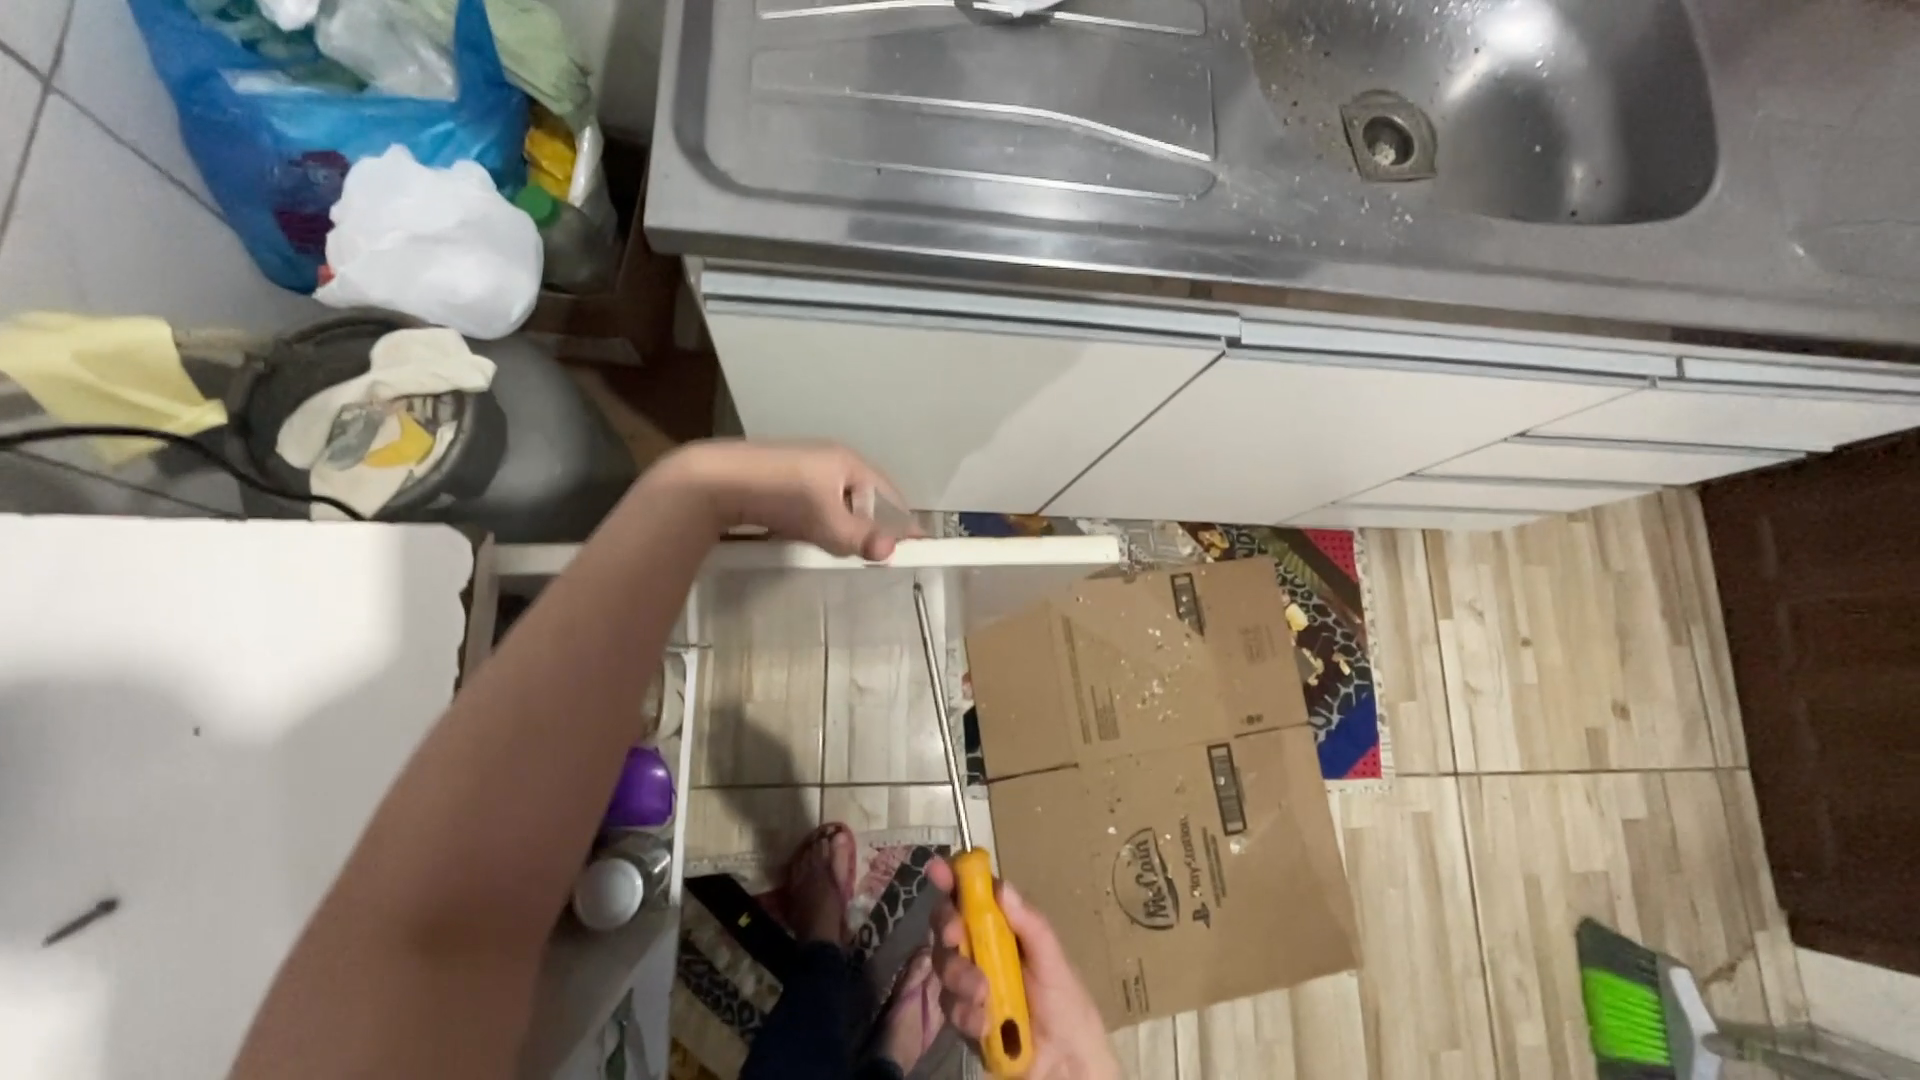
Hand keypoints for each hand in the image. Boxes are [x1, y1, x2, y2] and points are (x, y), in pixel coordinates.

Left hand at [661, 440, 915, 559]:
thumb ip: (859, 536)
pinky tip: (807, 538)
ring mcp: (803, 469)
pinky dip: (818, 523)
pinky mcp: (780, 481)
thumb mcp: (826, 520)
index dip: (902, 522)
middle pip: (863, 499)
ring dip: (841, 527)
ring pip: (836, 504)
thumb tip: (891, 551)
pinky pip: (813, 505)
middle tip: (873, 554)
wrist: (716, 480)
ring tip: (839, 550)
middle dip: (870, 527)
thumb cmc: (781, 493)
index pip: (889, 495)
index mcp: (849, 462)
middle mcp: (830, 460)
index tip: (917, 545)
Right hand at [927, 858, 1119, 1079]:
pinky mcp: (962, 1016)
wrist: (1065, 1065)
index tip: (938, 869)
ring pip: (943, 965)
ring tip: (983, 994)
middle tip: (957, 935)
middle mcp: (980, 949)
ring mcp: (968, 982)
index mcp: (1002, 928)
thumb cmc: (1066, 1003)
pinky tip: (985, 1023)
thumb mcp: (1053, 959)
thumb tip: (1001, 886)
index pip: (971, 895)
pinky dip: (965, 1013)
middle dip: (947, 926)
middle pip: (946, 925)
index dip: (951, 878)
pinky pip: (949, 1006)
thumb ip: (1030, 924)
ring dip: (958, 976)